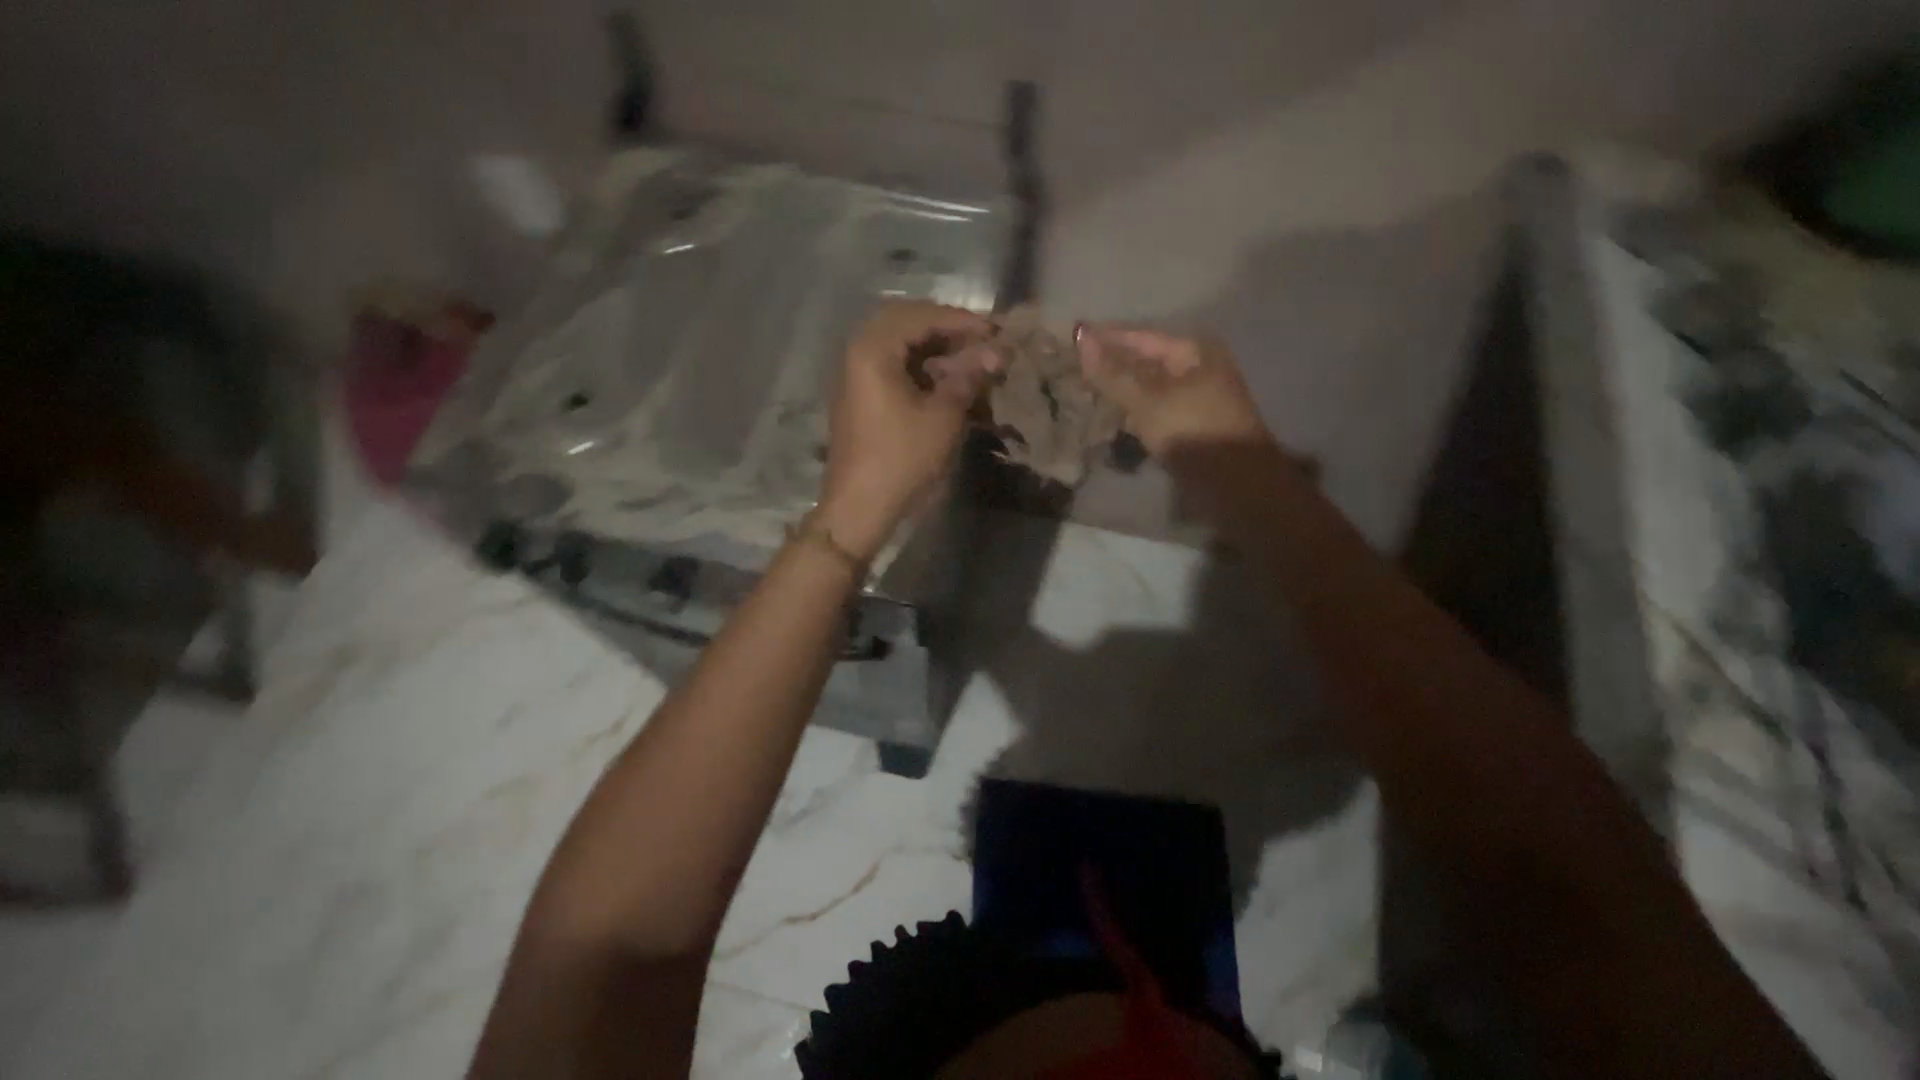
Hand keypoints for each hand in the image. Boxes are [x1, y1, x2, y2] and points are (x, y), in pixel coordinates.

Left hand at [818, 301, 1001, 559]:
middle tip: (980, 340)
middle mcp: (858, 353)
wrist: (860, 506)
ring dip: (934, 347)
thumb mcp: (943, 416)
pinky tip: (946, 381)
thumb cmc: (901, 458)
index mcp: (873, 349)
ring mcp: (856, 375)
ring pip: (899, 345)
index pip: (921, 315)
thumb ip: (968, 377)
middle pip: (906, 322)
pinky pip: (892, 366)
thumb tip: (996, 353)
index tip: (995, 331)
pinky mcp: (860, 396)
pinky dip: (920, 367)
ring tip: (969, 361)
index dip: (961, 320)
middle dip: (945, 328)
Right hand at [1073, 325, 1271, 455]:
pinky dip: (1133, 411)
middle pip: (1145, 361)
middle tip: (1071, 368)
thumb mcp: (1147, 400)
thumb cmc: (1193, 430)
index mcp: (1193, 350)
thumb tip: (1079, 336)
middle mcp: (1196, 368)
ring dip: (1119, 390)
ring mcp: (1196, 398)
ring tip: (1083, 391)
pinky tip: (1110, 417)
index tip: (1071, 339)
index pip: (1140, 336)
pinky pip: (1154, 410)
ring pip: (1148, 387)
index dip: (1105, 338)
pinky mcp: (1191, 426)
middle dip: (1111, 365)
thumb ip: (1112, 372)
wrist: (1235, 484)